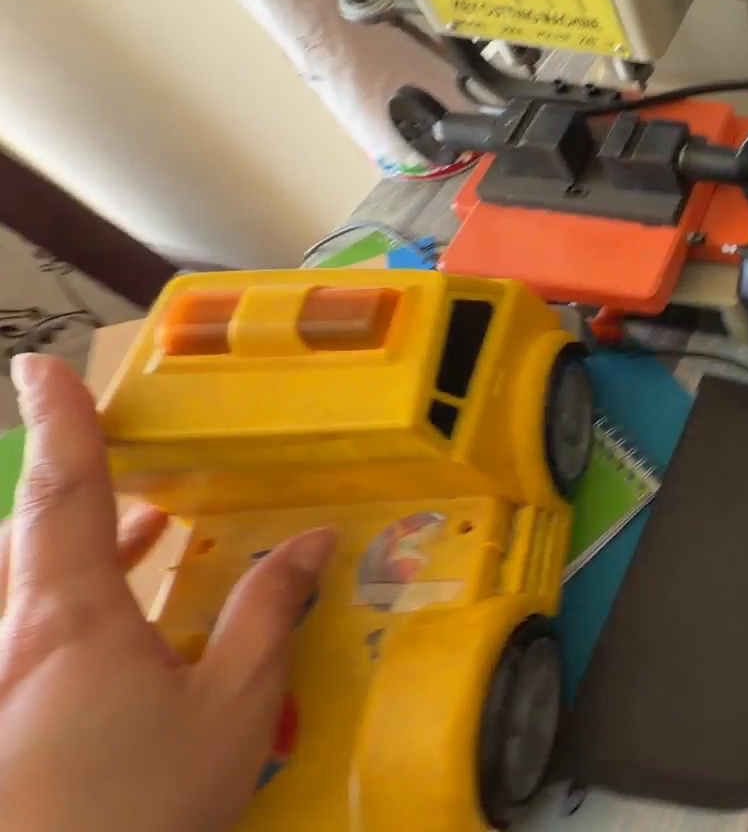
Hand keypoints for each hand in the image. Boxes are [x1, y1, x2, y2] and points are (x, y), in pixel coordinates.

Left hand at [0, 354, 333, 831]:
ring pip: (18, 584)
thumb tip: (308, 542)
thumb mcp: (232, 705)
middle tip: (108, 442)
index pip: (66, 501)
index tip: (40, 368)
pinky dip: (72, 588)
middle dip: (68, 483)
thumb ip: (265, 614)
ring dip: (81, 539)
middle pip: (24, 538)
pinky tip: (124, 594)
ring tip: (149, 517)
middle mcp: (6, 642)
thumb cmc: (138, 802)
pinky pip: (25, 621)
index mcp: (66, 626)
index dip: (61, 429)